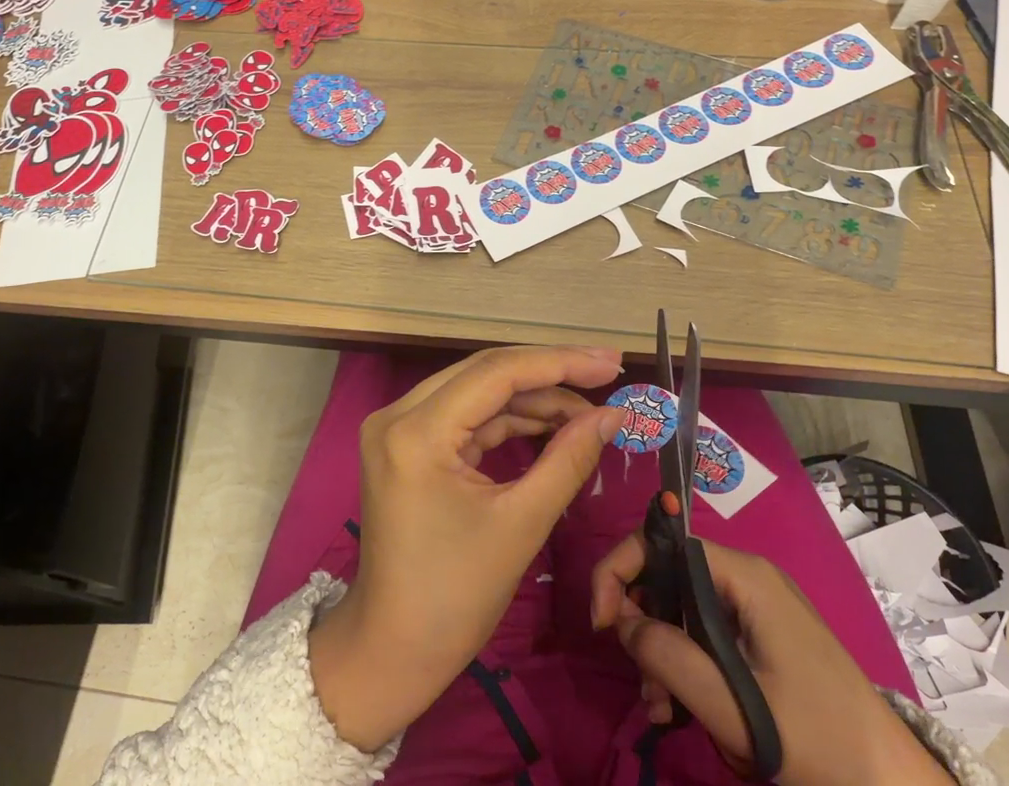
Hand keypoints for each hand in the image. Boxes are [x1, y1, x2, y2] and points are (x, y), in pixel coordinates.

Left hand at [309, 346, 626, 750]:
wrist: (395, 645)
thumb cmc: (456, 594)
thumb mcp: (521, 522)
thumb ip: (569, 458)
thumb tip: (613, 415)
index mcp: (415, 431)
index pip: (495, 373)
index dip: (559, 363)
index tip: (612, 363)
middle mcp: (397, 416)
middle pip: (483, 375)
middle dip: (549, 376)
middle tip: (608, 377)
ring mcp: (397, 430)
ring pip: (476, 395)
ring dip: (532, 401)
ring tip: (590, 414)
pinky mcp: (406, 448)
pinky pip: (464, 419)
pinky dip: (508, 423)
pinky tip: (552, 428)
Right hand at [592, 535, 953, 785]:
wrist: (887, 782)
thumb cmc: (817, 738)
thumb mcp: (733, 704)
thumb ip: (668, 657)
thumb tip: (621, 623)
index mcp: (746, 578)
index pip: (663, 543)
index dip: (620, 572)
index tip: (600, 624)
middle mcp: (747, 581)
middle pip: (667, 579)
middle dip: (642, 627)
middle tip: (644, 686)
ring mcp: (755, 610)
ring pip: (681, 612)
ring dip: (661, 656)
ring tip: (663, 710)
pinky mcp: (760, 638)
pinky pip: (704, 636)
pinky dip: (684, 667)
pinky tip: (679, 709)